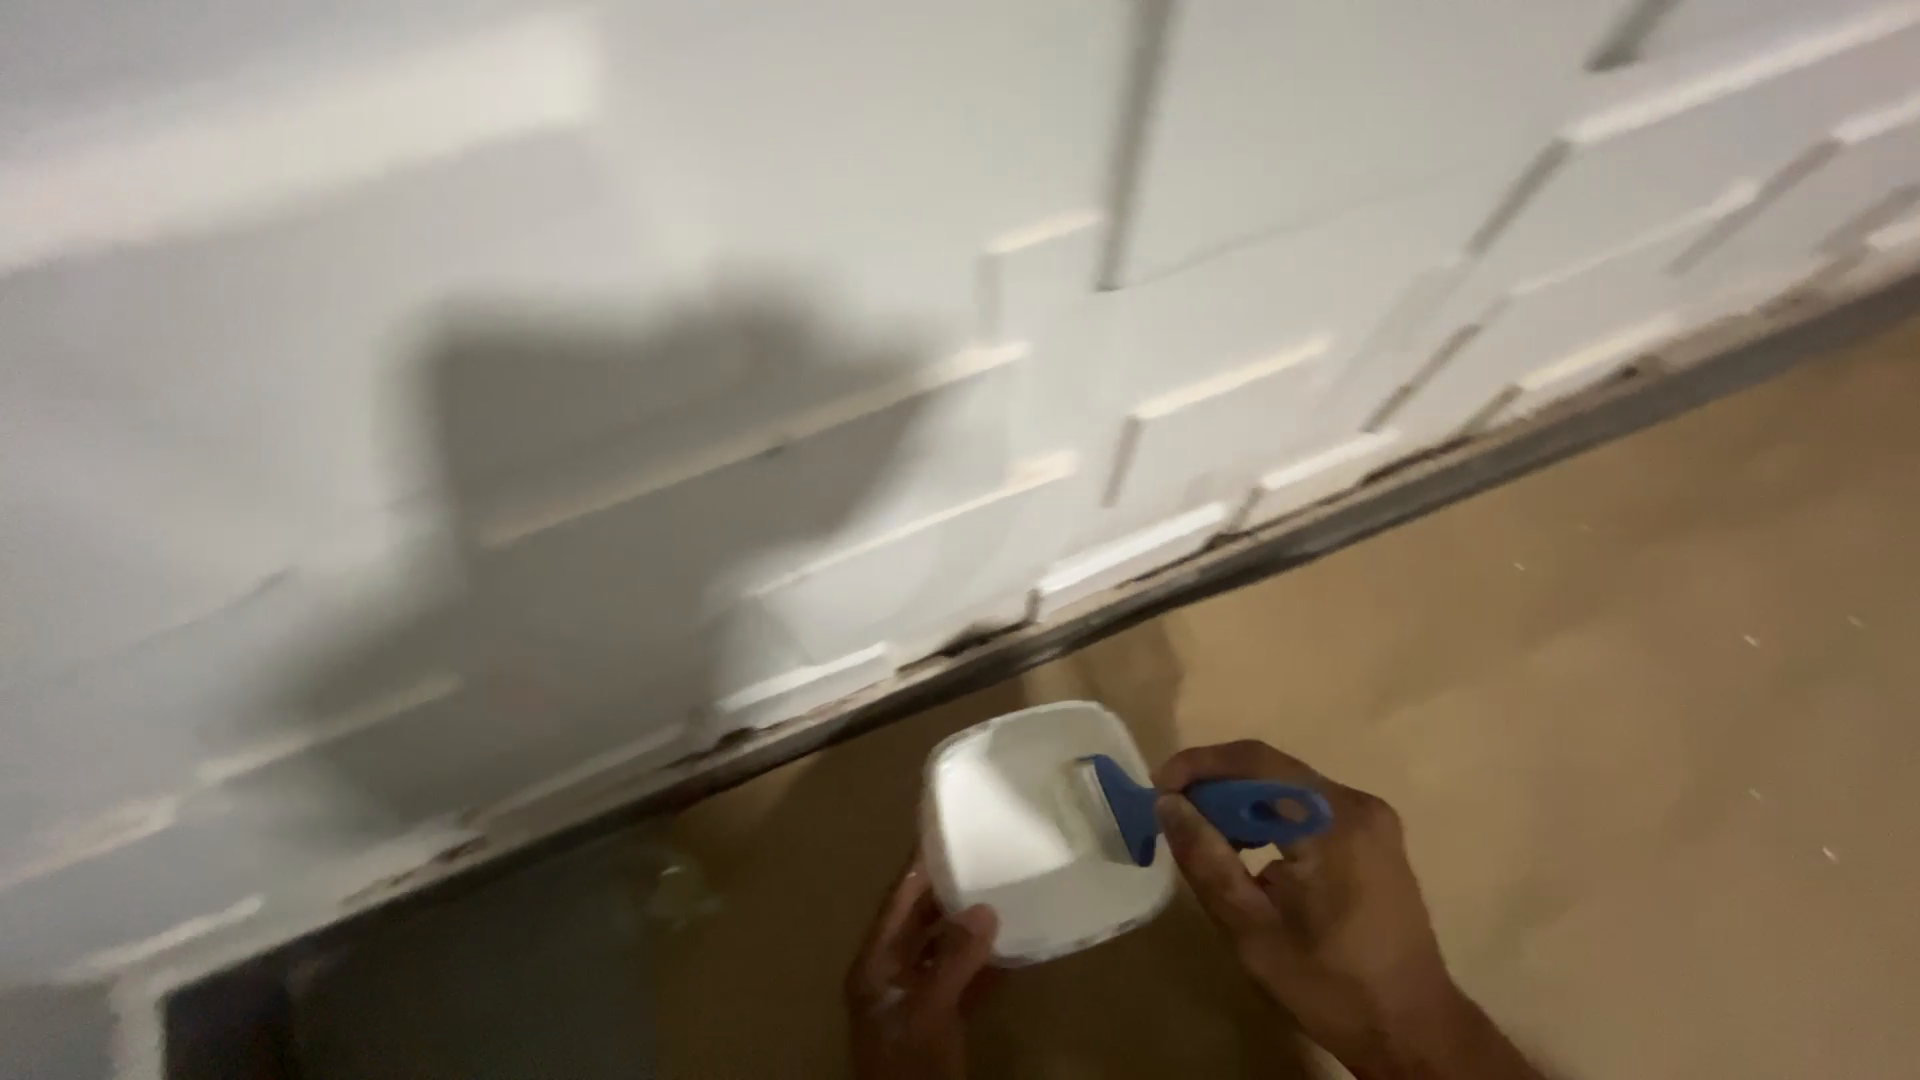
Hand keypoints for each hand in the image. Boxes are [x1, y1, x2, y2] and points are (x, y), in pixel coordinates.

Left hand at [845, 852, 999, 1079]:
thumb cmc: (909, 1067)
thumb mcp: (930, 1011)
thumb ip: (954, 959)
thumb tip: (984, 908)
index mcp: (874, 966)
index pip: (896, 903)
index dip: (918, 869)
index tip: (944, 833)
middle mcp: (891, 976)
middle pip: (920, 923)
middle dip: (950, 894)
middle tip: (985, 857)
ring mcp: (915, 1000)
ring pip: (943, 951)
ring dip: (971, 929)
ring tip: (1004, 893)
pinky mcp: (938, 1022)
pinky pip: (962, 982)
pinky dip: (985, 966)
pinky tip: (1015, 950)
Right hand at [1155, 741, 1539, 1077]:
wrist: (1415, 1032)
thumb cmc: (1331, 987)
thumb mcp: (1252, 931)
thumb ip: (1206, 860)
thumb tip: (1167, 804)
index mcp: (1334, 823)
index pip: (1255, 762)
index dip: (1199, 764)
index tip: (1158, 786)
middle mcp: (1357, 805)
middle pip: (1270, 769)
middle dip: (1214, 784)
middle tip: (1172, 812)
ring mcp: (1369, 819)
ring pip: (1285, 785)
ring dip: (1237, 801)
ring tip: (1201, 834)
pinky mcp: (1370, 835)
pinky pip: (1305, 804)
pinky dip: (1266, 815)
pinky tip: (1244, 849)